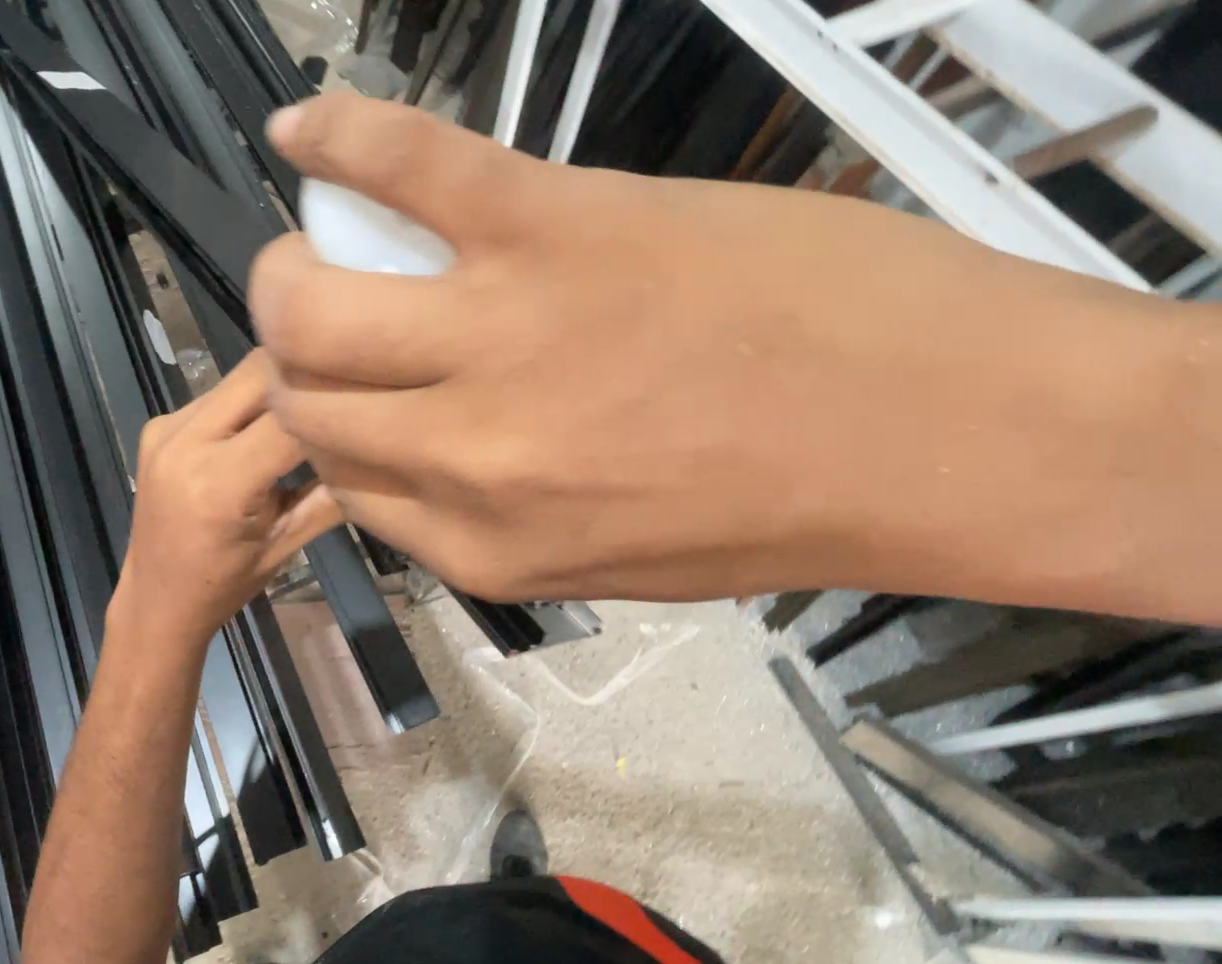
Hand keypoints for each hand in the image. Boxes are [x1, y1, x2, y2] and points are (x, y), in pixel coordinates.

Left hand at [115, 356, 344, 643]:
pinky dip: (249, 403)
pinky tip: (265, 429)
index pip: (290, 417)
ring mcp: (165, 429)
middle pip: (260, 372)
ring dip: (278, 385)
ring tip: (311, 409)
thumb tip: (381, 455)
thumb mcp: (286, 546)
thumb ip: (331, 497)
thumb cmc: (224, 585)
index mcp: (219, 482)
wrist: (155, 601)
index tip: (369, 404)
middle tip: (345, 392)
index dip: (333, 405)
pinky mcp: (158, 425)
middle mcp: (185, 442)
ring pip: (238, 376)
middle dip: (306, 377)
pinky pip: (216, 395)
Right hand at [250, 95, 1219, 617]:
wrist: (946, 433)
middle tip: (326, 320)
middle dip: (295, 357)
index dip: (332, 431)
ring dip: (289, 275)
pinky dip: (337, 139)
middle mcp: (461, 454)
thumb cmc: (772, 508)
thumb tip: (407, 453)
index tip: (353, 396)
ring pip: (310, 301)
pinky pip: (403, 168)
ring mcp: (497, 334)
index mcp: (476, 543)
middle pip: (302, 396)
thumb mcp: (595, 557)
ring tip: (318, 249)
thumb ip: (480, 516)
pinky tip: (301, 134)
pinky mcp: (552, 224)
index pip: (337, 478)